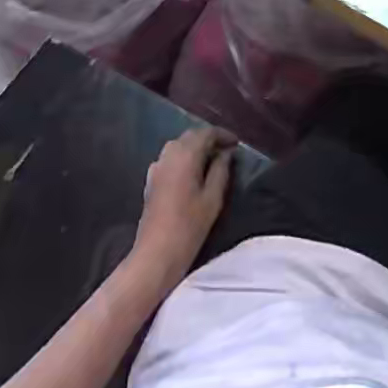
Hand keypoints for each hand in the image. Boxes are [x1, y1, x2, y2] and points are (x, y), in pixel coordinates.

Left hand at [131, 128, 234, 285]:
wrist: (156, 254)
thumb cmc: (189, 226)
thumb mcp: (213, 197)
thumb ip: (221, 170)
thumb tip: (226, 153)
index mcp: (185, 155)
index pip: (206, 133)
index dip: (223, 135)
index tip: (237, 143)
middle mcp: (168, 154)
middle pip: (190, 136)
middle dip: (209, 139)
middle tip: (227, 150)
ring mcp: (157, 167)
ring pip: (179, 146)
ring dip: (196, 148)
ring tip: (213, 160)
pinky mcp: (151, 180)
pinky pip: (170, 159)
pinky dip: (184, 158)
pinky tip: (193, 172)